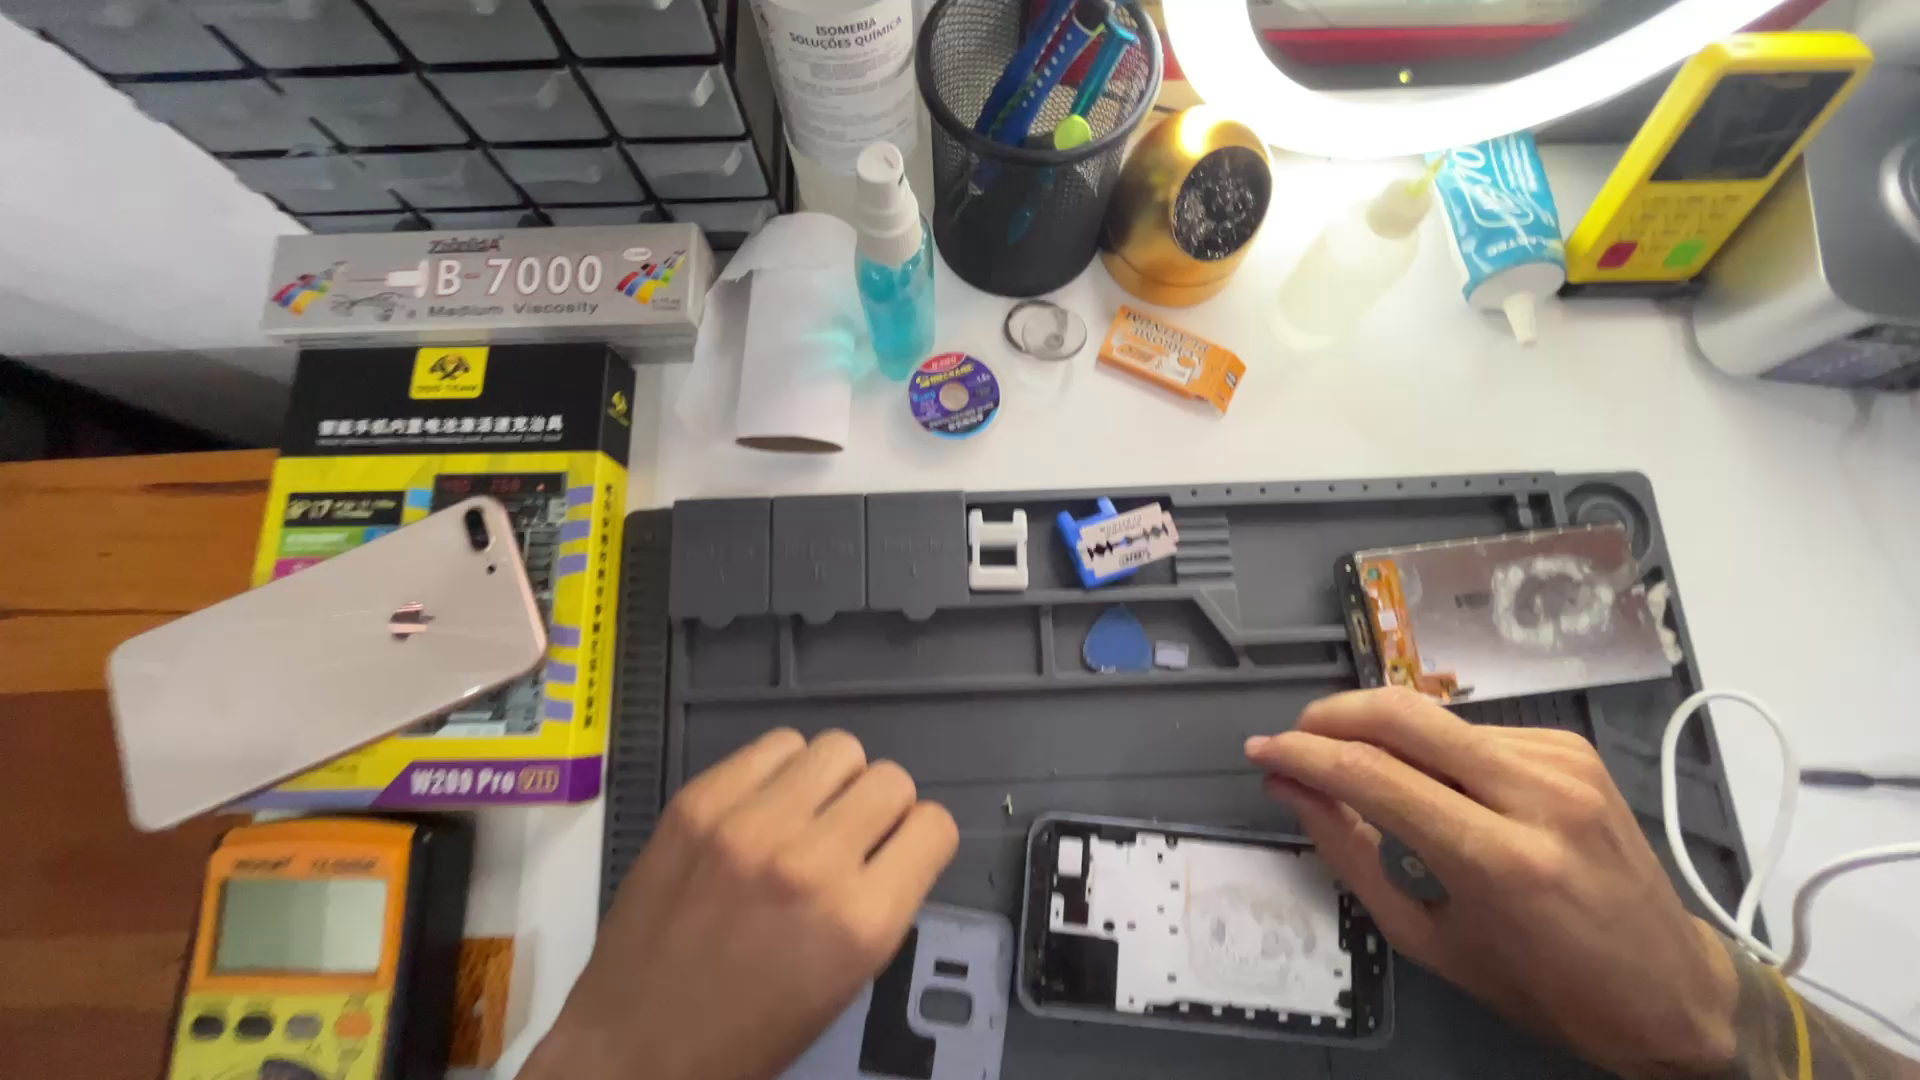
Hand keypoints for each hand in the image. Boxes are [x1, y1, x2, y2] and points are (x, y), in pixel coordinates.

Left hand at [527, 729, 958, 1079]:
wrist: (633, 1048)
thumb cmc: (752, 1028)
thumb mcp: (847, 977)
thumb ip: (883, 896)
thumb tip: (894, 835)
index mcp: (860, 921)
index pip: (935, 826)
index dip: (920, 840)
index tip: (897, 853)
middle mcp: (812, 861)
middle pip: (892, 779)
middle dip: (881, 808)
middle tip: (847, 837)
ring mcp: (751, 823)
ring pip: (839, 748)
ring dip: (835, 781)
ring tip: (805, 814)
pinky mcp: (701, 800)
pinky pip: (777, 744)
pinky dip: (783, 768)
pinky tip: (764, 804)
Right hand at [1246, 688, 1738, 1078]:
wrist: (1676, 992)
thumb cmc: (1540, 984)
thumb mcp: (1424, 935)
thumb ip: (1346, 850)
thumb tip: (1287, 786)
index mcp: (1500, 860)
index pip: (1371, 775)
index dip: (1301, 755)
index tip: (1260, 752)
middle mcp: (1536, 794)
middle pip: (1400, 714)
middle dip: (1329, 716)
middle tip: (1295, 739)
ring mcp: (1560, 761)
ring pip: (1429, 716)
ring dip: (1374, 732)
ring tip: (1355, 767)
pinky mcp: (1570, 747)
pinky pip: (1467, 729)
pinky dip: (1426, 746)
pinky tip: (1427, 778)